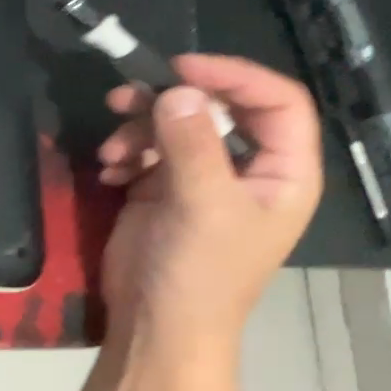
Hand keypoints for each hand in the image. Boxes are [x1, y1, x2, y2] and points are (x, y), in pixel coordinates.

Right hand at [95, 55, 322, 348]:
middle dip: (170, 102)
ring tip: (109, 152)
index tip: (179, 68)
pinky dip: (123, 154)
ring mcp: (199, 180)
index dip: (233, 77)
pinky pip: (144, 153)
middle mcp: (246, 170)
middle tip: (123, 97)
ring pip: (173, 129)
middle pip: (216, 110)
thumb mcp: (202, 205)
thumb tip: (175, 91)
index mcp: (282, 172)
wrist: (156, 322)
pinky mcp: (158, 193)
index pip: (276, 104)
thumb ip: (191, 145)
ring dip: (136, 131)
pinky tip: (108, 171)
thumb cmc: (199, 271)